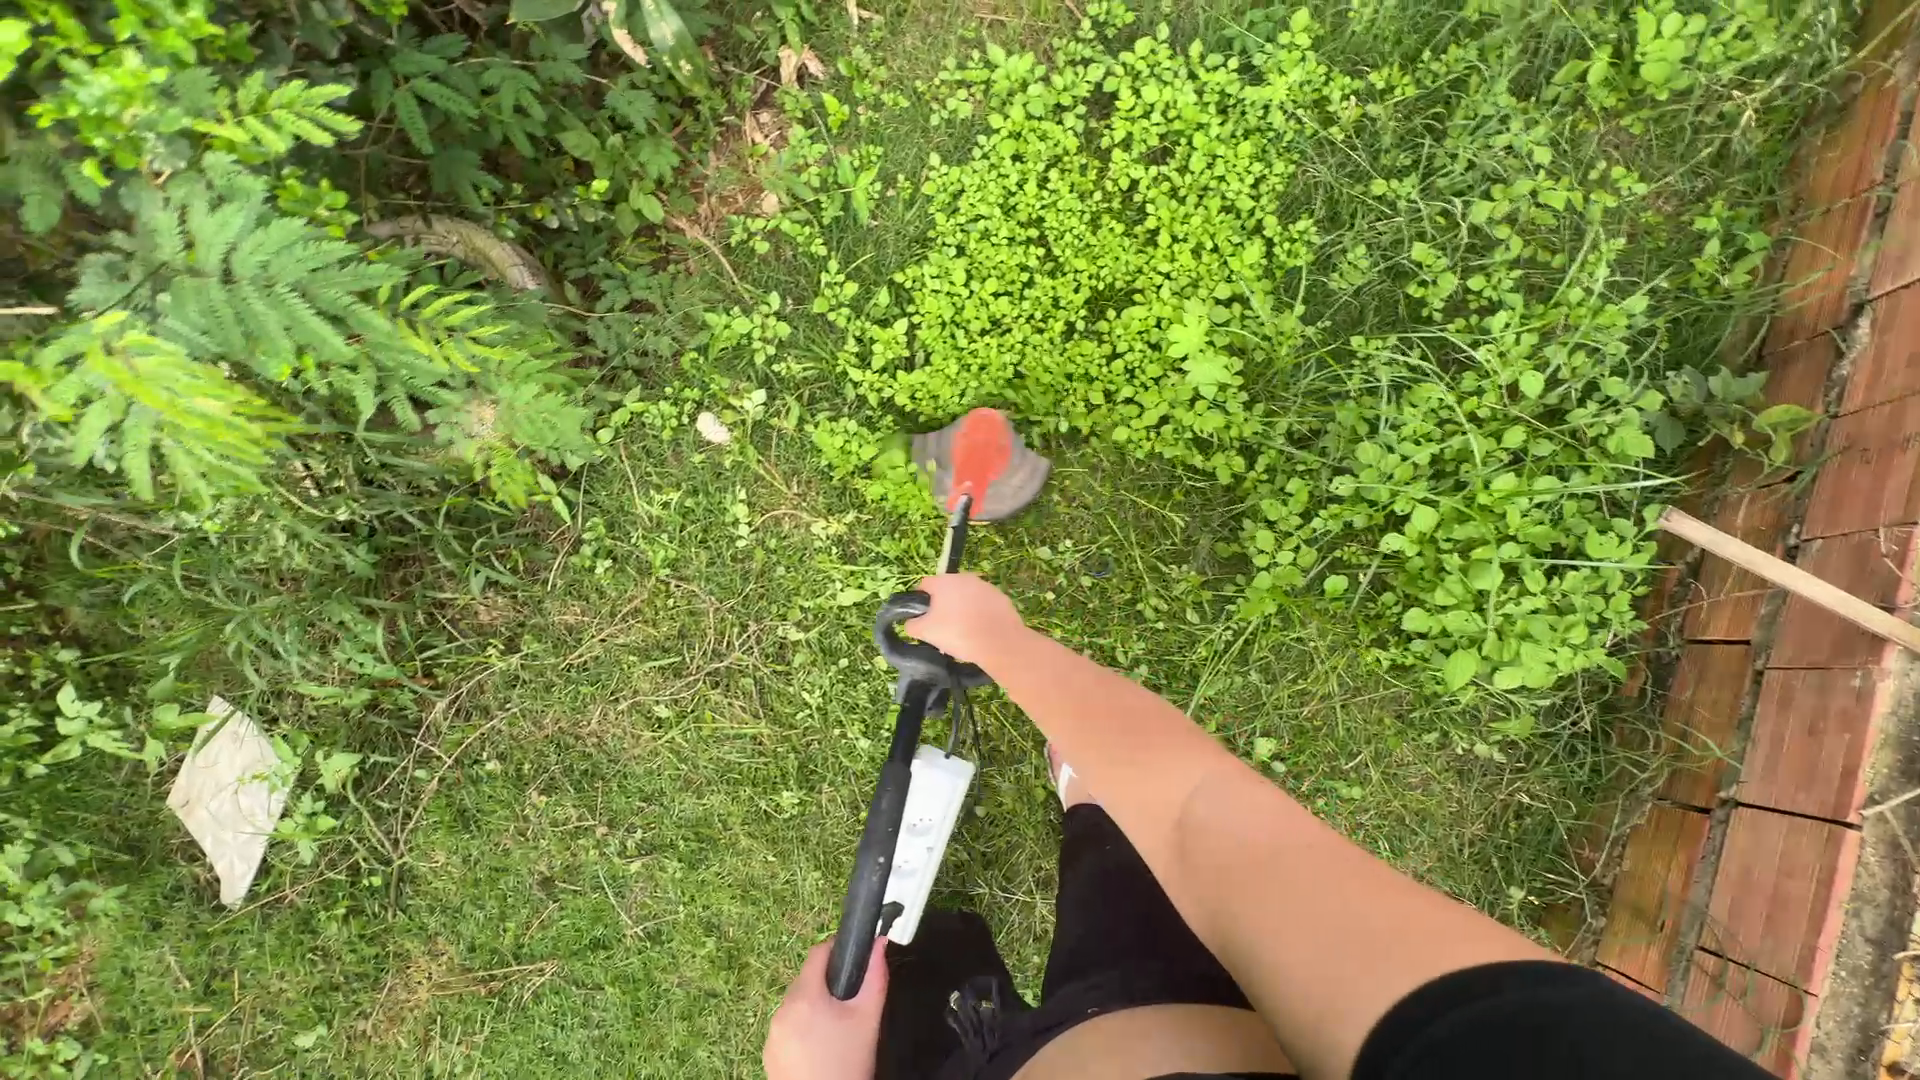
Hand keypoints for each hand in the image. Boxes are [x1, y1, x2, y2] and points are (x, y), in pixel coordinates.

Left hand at [764, 936, 888, 1079]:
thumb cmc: (849, 1063)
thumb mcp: (868, 1018)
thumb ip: (875, 976)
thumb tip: (878, 943)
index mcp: (804, 996)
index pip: (818, 953)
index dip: (837, 951)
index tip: (853, 962)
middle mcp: (781, 1011)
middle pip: (806, 980)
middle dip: (827, 985)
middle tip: (848, 1005)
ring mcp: (771, 1035)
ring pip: (796, 1005)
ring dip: (813, 1008)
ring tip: (835, 1030)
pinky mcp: (768, 1056)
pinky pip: (786, 1029)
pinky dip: (801, 1030)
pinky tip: (819, 1049)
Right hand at [904, 573, 1025, 664]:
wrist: (999, 643)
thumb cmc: (958, 633)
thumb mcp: (925, 632)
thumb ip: (912, 625)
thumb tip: (911, 622)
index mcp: (944, 581)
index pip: (924, 585)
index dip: (919, 602)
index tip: (922, 619)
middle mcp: (965, 578)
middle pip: (947, 590)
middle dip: (942, 606)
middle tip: (942, 628)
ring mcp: (986, 586)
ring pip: (966, 597)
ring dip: (962, 609)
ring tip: (963, 633)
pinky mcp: (1001, 598)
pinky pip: (984, 605)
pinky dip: (980, 614)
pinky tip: (980, 632)